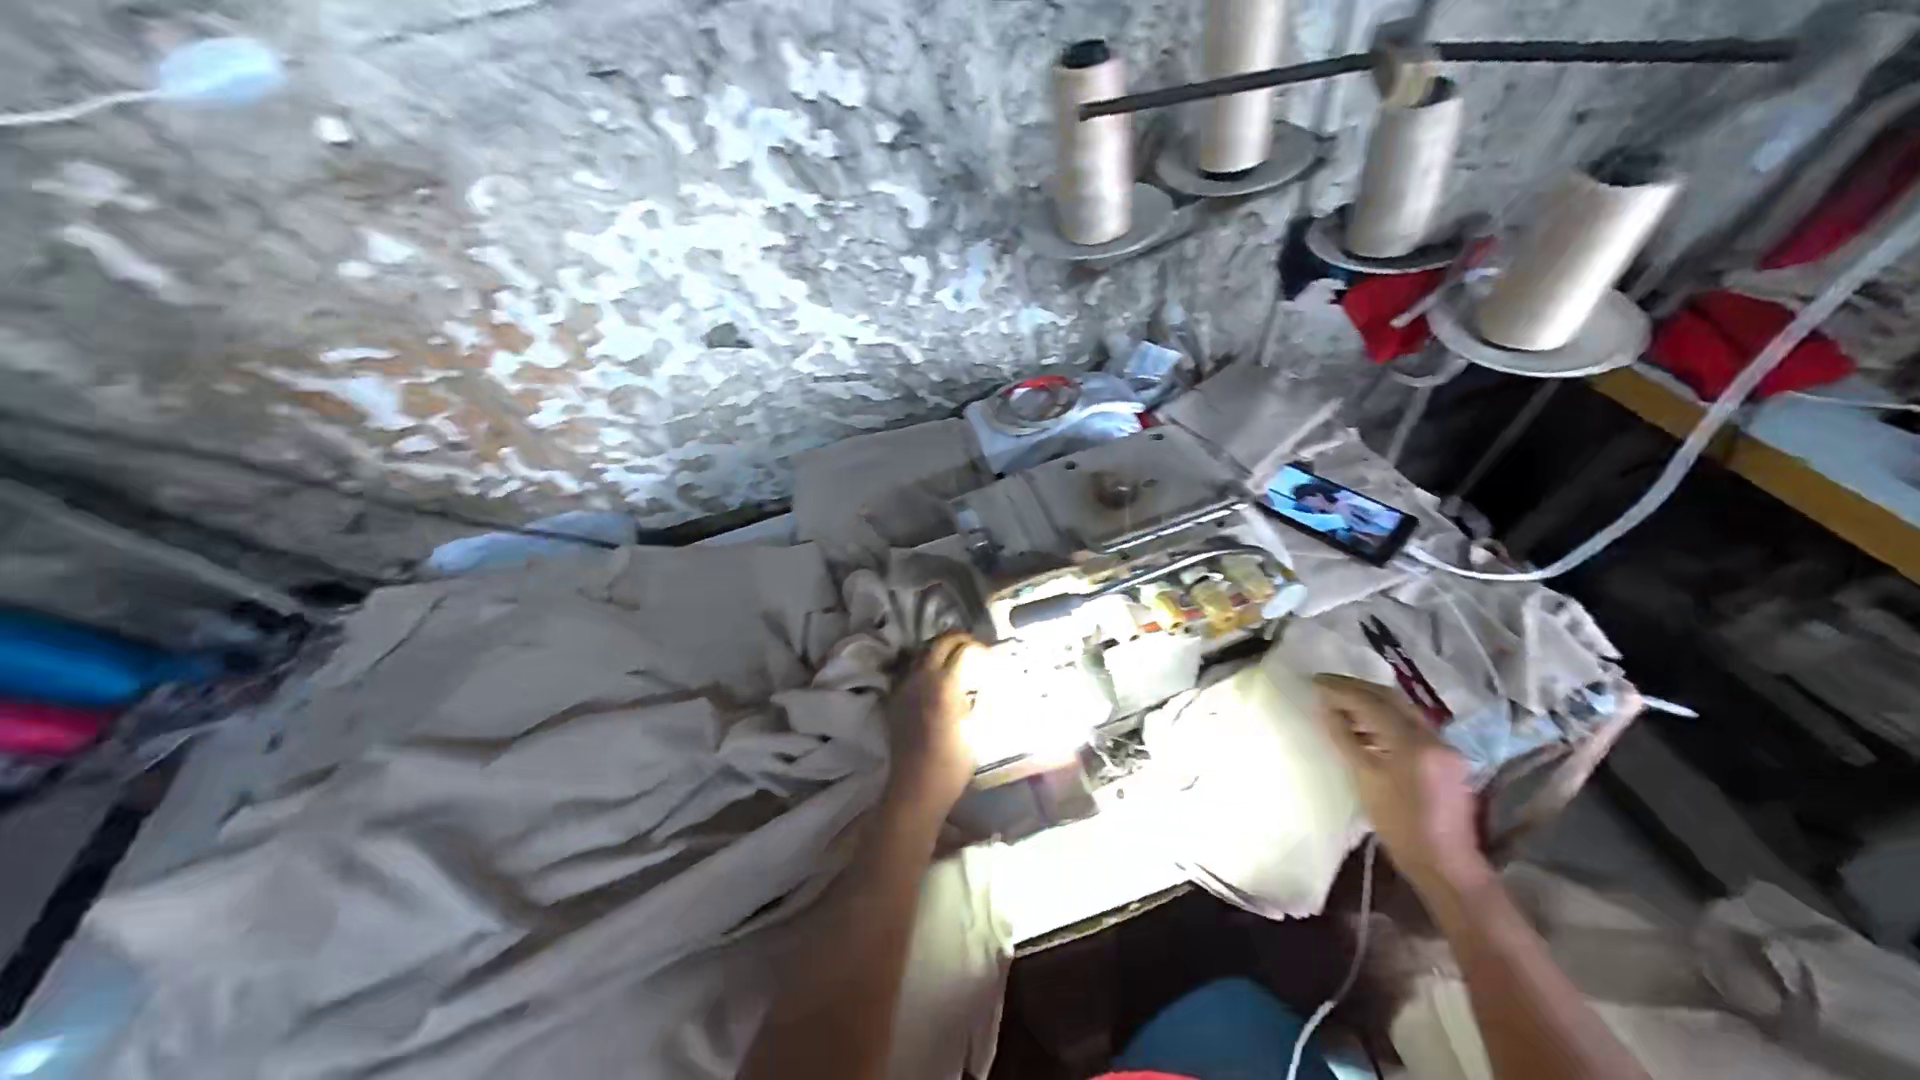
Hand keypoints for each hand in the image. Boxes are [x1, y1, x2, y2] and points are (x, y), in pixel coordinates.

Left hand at [883, 633, 981, 816]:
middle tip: (974, 647)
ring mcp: (904, 686)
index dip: (978, 646)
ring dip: (940, 649)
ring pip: (922, 653)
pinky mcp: (895, 698)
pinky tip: (935, 677)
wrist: (916, 787)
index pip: (962, 647)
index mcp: (944, 683)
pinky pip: (910, 669)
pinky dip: (925, 664)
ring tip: (956, 659)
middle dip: (958, 639)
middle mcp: (921, 677)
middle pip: (939, 642)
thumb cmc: (953, 762)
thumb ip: (978, 697)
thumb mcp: (976, 727)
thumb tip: (983, 680)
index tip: (989, 654)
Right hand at [1314, 674, 1489, 898]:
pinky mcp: (1446, 757)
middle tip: (1326, 686)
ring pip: (1403, 709)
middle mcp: (1433, 737)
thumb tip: (1326, 708)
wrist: (1445, 863)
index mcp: (1413, 743)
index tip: (1314, 682)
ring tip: (1340, 703)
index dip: (1341, 689)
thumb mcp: (1365, 780)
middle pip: (1392, 698)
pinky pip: (1411, 725)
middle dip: (1357, 688)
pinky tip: (1366, 726)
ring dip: (1371, 701)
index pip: (1372, 702)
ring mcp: (1444, 746)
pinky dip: (1386, 718)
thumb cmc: (1399, 826)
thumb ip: (1345, 739)